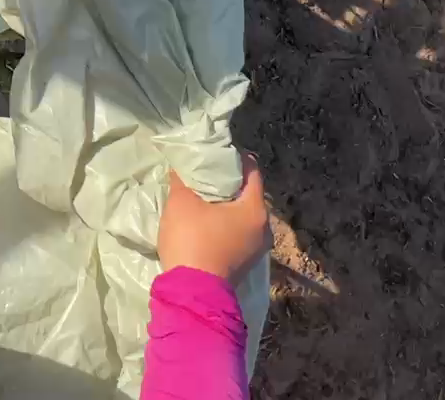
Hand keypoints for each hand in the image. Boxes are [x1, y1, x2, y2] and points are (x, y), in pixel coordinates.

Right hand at [158, 155, 268, 281]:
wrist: (192, 293)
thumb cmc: (193, 239)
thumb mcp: (182, 201)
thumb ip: (183, 178)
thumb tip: (180, 165)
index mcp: (254, 210)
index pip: (252, 171)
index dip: (233, 157)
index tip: (214, 151)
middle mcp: (263, 228)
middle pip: (247, 193)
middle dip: (227, 180)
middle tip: (203, 170)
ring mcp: (255, 248)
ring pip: (242, 213)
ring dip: (224, 202)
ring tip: (200, 192)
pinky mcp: (244, 261)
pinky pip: (237, 229)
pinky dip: (224, 219)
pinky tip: (204, 216)